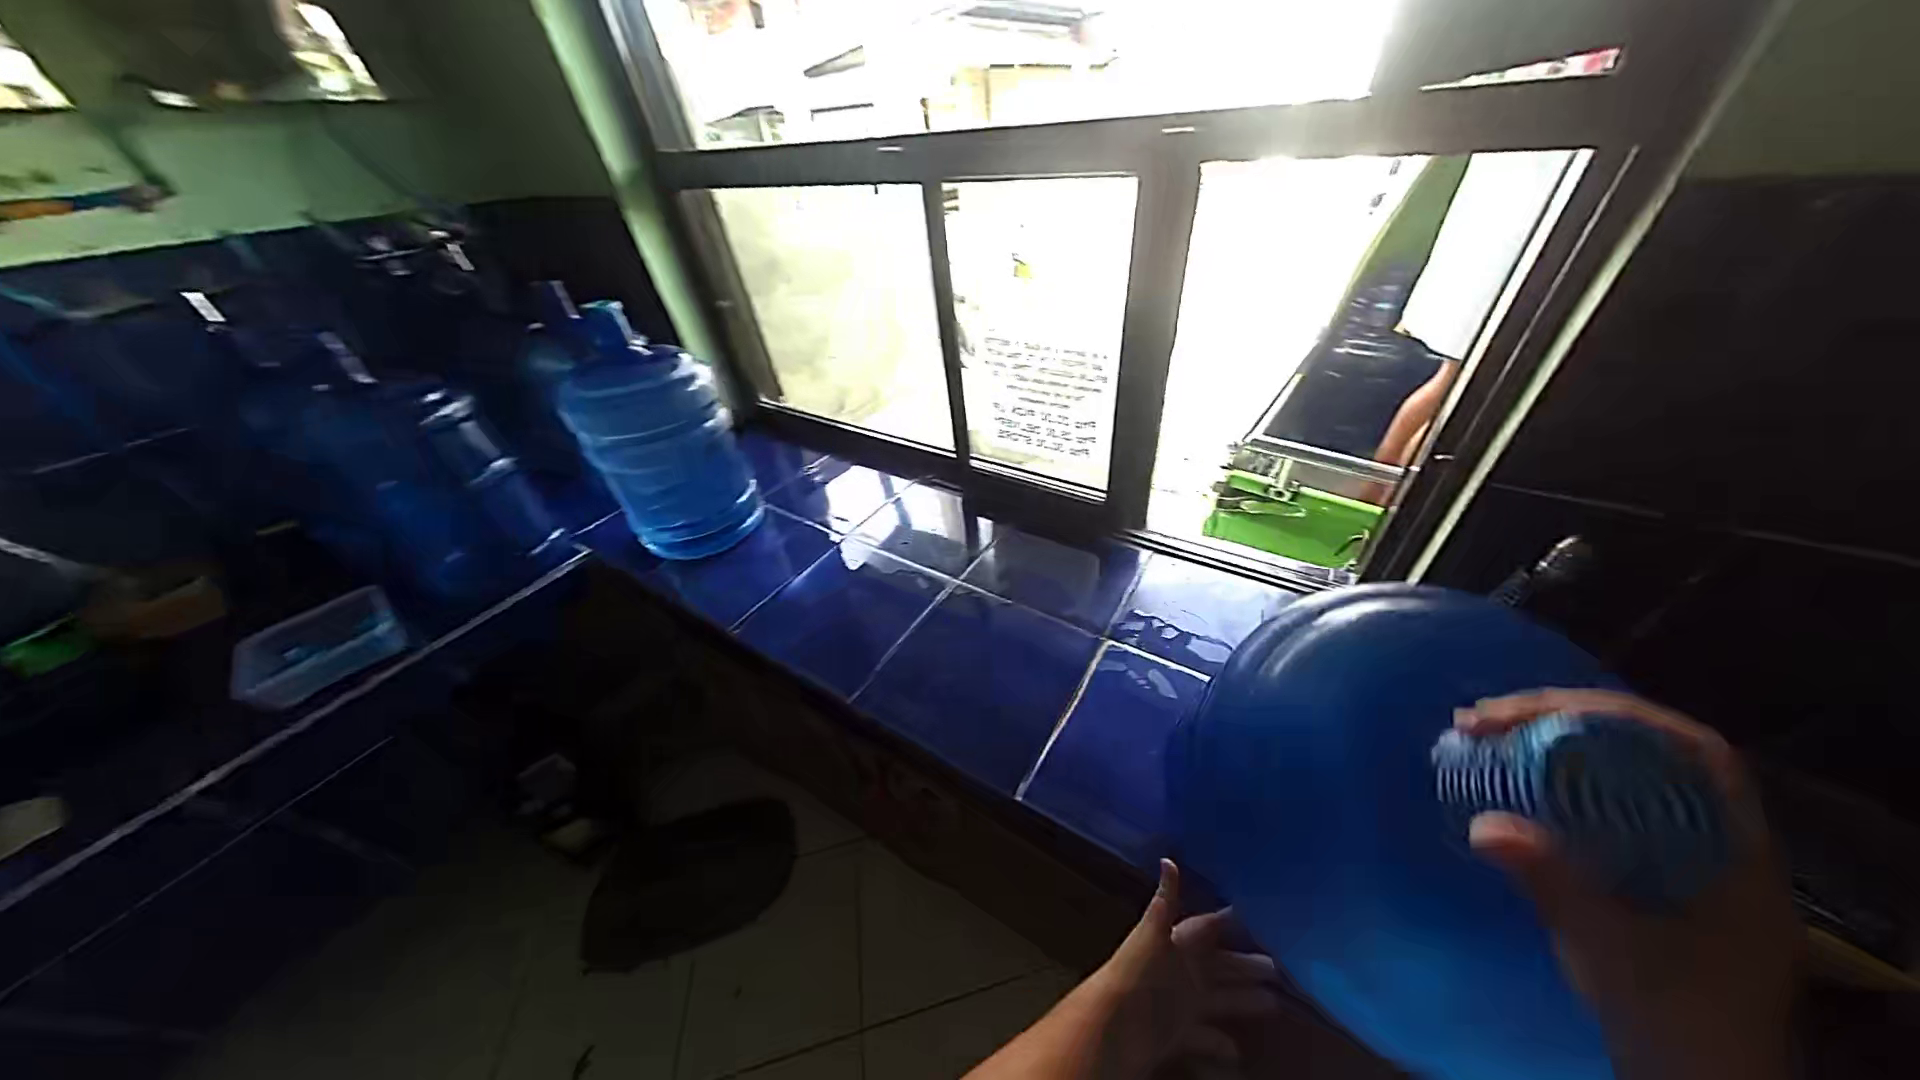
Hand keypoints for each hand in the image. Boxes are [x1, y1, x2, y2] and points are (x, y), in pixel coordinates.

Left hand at [1085, 859, 1283, 1076]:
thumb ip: (1165, 901)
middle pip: (1219, 965)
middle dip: (1245, 964)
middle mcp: (1179, 969)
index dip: (1228, 921)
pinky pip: (1204, 1038)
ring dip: (1242, 1000)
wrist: (1112, 1025)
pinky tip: (1239, 1053)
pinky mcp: (1176, 1034)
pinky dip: (1220, 1045)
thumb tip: (1167, 859)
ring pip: (1217, 999)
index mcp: (1176, 943)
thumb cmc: (1136, 973)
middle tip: (1279, 966)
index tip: (1257, 915)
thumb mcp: (1152, 933)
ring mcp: (1178, 1002)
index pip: (1207, 927)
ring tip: (1275, 1003)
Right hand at [1458, 689, 1800, 1079]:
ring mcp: (1673, 841)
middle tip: (1481, 717)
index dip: (1611, 713)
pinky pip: (1591, 791)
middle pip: (1641, 744)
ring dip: (1545, 737)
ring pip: (1612, 763)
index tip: (1531, 712)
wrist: (1698, 1069)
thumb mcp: (1613, 953)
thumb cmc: (1674, 1013)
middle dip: (1557, 717)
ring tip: (1480, 731)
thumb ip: (1556, 888)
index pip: (1689, 748)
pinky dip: (1544, 770)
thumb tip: (1483, 826)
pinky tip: (1503, 771)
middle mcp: (1711, 833)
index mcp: (1734, 848)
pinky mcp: (1635, 854)